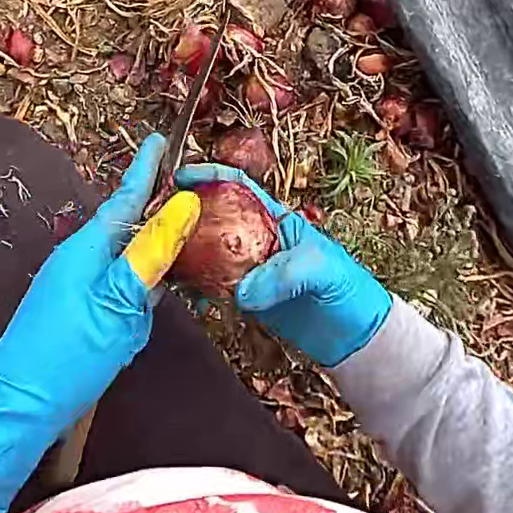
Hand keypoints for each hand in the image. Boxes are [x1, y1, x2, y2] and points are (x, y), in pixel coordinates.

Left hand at [0, 135, 199, 512]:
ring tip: (185, 258)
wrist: (20, 404)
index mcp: (88, 247)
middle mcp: (81, 258)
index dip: (146, 170)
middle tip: (195, 207)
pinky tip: (150, 308)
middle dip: (158, 217)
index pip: (125, 198)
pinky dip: (139, 295)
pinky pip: (118, 290)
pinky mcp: (79, 310)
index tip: (158, 140)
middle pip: (128, 227)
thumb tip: (184, 206)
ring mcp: (77, 284)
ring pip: (126, 261)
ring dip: (152, 262)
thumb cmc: (70, 353)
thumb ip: (151, 254)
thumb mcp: (119, 303)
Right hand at [173, 164, 392, 366]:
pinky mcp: (241, 294)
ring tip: (161, 257)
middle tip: (156, 220)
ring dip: (183, 252)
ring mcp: (246, 265)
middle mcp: (254, 236)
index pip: (237, 185)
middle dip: (184, 214)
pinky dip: (194, 287)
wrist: (356, 337)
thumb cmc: (347, 291)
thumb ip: (283, 274)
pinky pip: (210, 283)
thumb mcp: (322, 270)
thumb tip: (242, 292)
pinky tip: (184, 292)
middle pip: (211, 215)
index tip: (179, 175)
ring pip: (204, 250)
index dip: (208, 175)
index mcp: (273, 217)